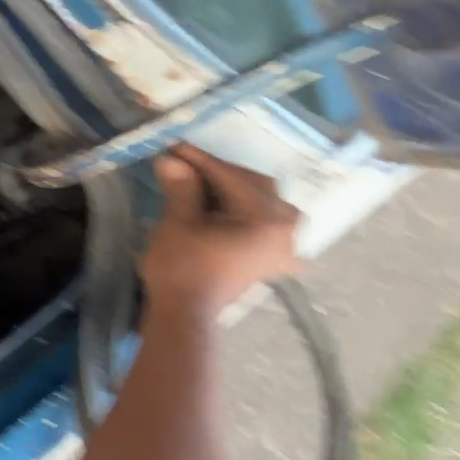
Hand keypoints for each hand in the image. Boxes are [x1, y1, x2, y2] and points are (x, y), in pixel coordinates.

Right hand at [142, 147, 299, 318]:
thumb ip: (182, 189)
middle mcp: (288, 227)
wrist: (186, 312)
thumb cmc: (182, 267)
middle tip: (187, 166)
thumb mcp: (177, 224)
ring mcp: (285, 245)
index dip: (202, 161)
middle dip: (222, 174)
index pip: (233, 178)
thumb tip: (172, 158)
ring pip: (266, 204)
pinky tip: (238, 213)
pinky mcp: (273, 258)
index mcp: (268, 217)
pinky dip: (250, 213)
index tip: (175, 148)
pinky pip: (269, 224)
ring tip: (209, 187)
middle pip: (256, 187)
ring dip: (238, 191)